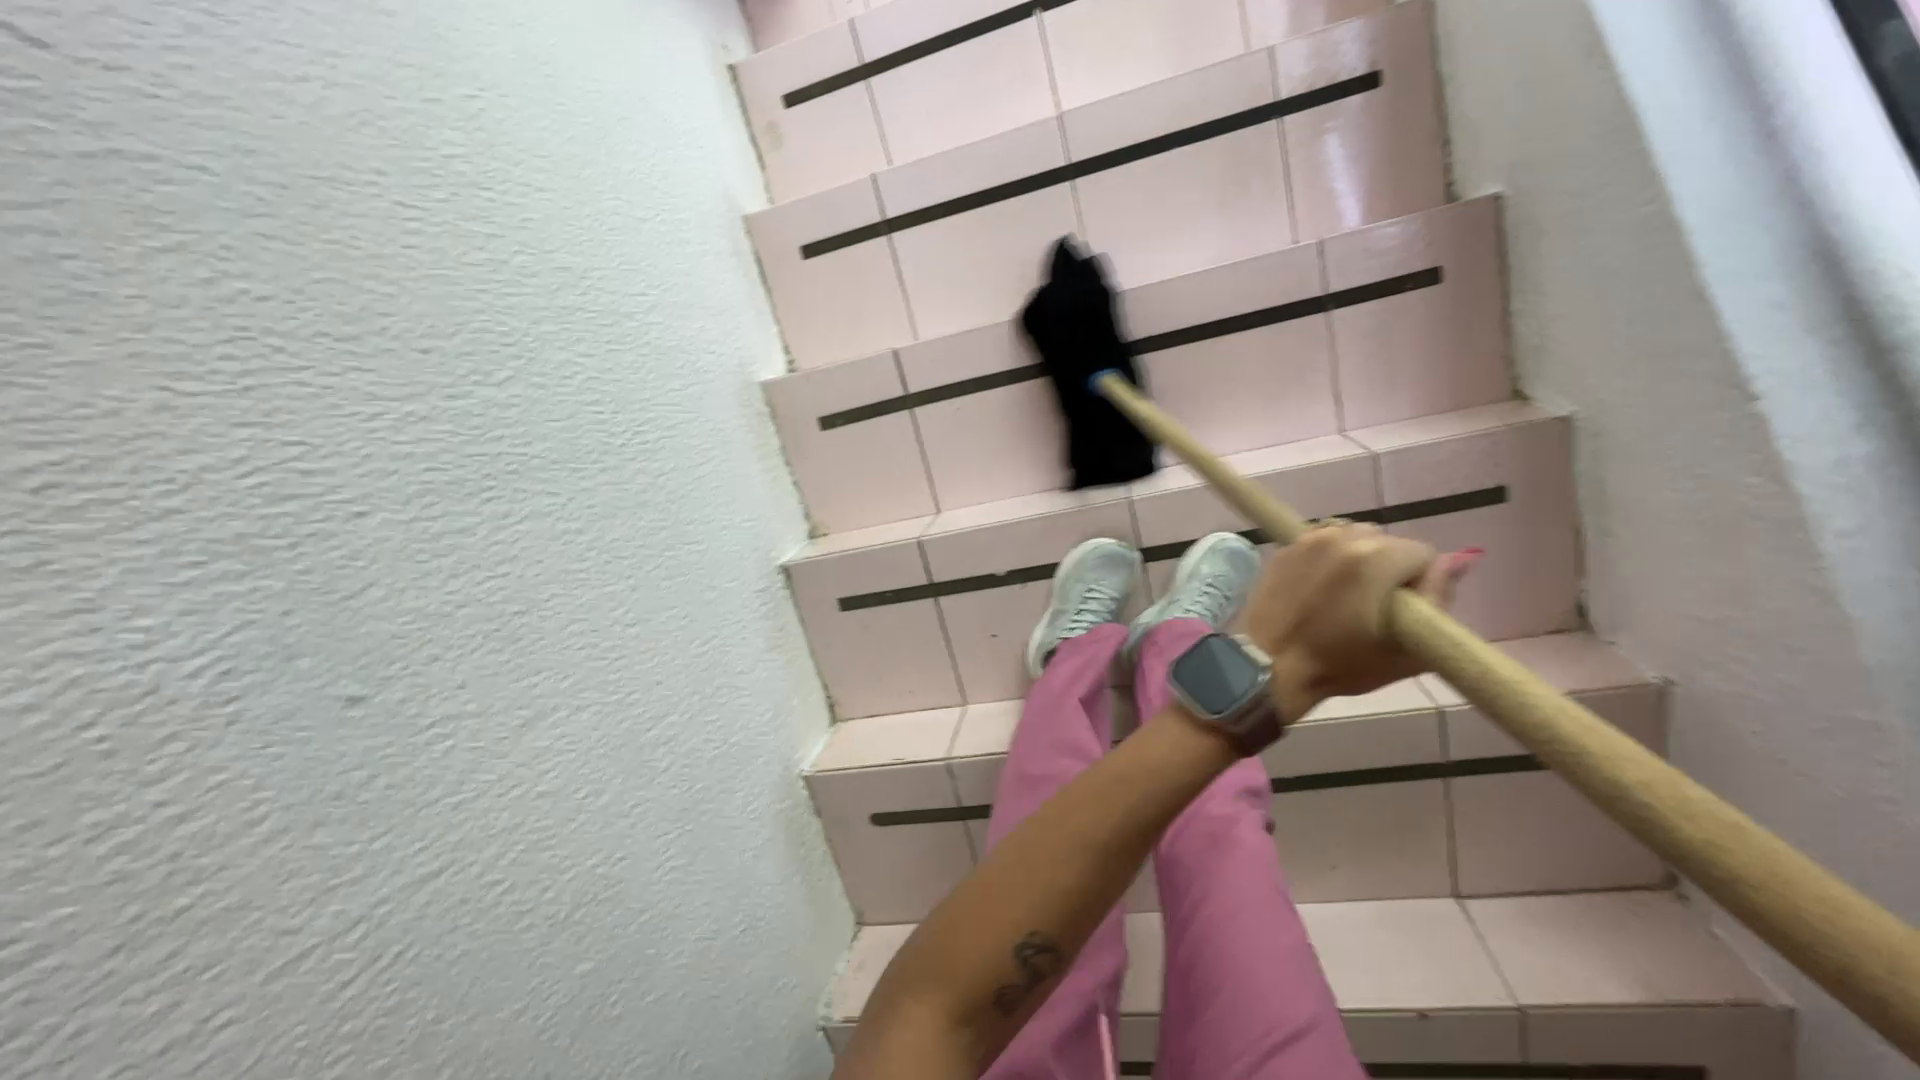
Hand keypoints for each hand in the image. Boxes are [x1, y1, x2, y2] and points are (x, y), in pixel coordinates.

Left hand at [1245, 523, 1476, 722]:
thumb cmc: (1341, 665)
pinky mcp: (1285, 548)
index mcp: (1377, 557)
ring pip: (1353, 537)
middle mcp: (1343, 536)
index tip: (1402, 611)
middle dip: (1389, 567)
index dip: (1419, 584)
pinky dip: (1329, 558)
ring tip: (1346, 595)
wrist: (1269, 666)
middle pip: (1387, 541)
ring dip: (1359, 558)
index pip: (1422, 554)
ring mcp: (1309, 539)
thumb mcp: (1406, 649)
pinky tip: (1321, 587)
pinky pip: (1322, 542)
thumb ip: (1438, 601)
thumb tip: (1459, 561)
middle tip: (1373, 605)